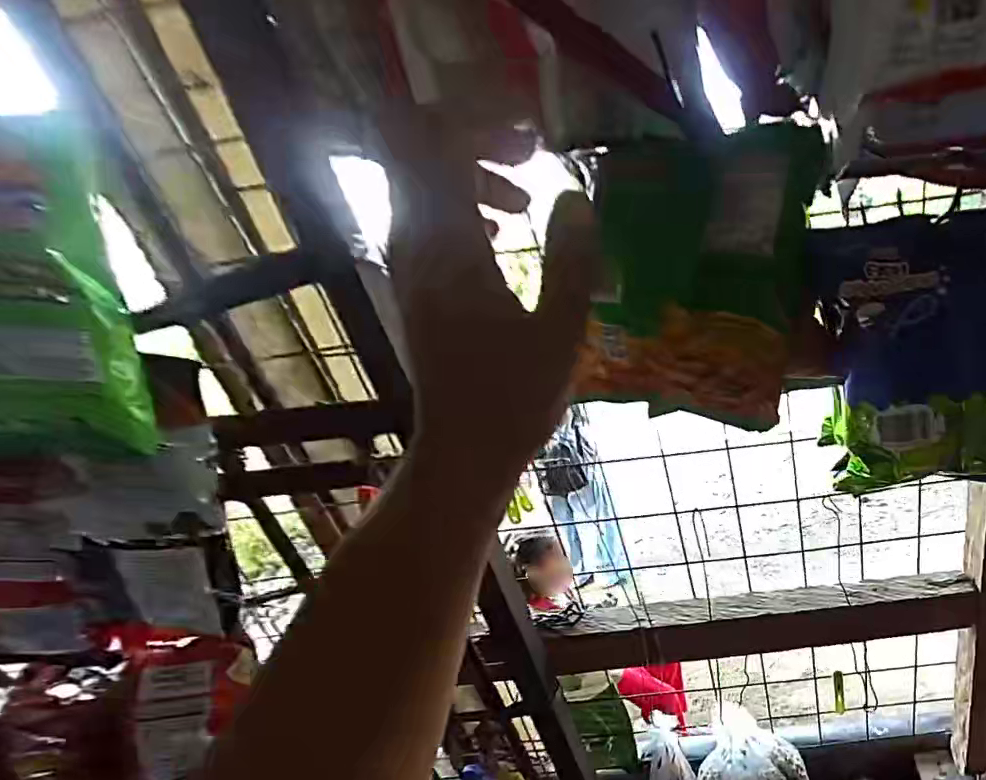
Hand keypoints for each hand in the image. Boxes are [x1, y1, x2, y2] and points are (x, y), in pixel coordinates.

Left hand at [378, 105, 598, 473]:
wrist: (465, 448)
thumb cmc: (515, 399)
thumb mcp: (559, 334)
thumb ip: (570, 263)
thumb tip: (577, 198)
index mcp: (450, 250)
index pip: (439, 144)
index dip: (484, 125)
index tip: (536, 141)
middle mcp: (415, 245)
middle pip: (416, 149)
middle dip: (472, 138)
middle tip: (529, 158)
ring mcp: (408, 265)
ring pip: (418, 182)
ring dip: (467, 173)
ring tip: (523, 201)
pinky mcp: (415, 286)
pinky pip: (422, 217)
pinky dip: (457, 205)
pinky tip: (497, 234)